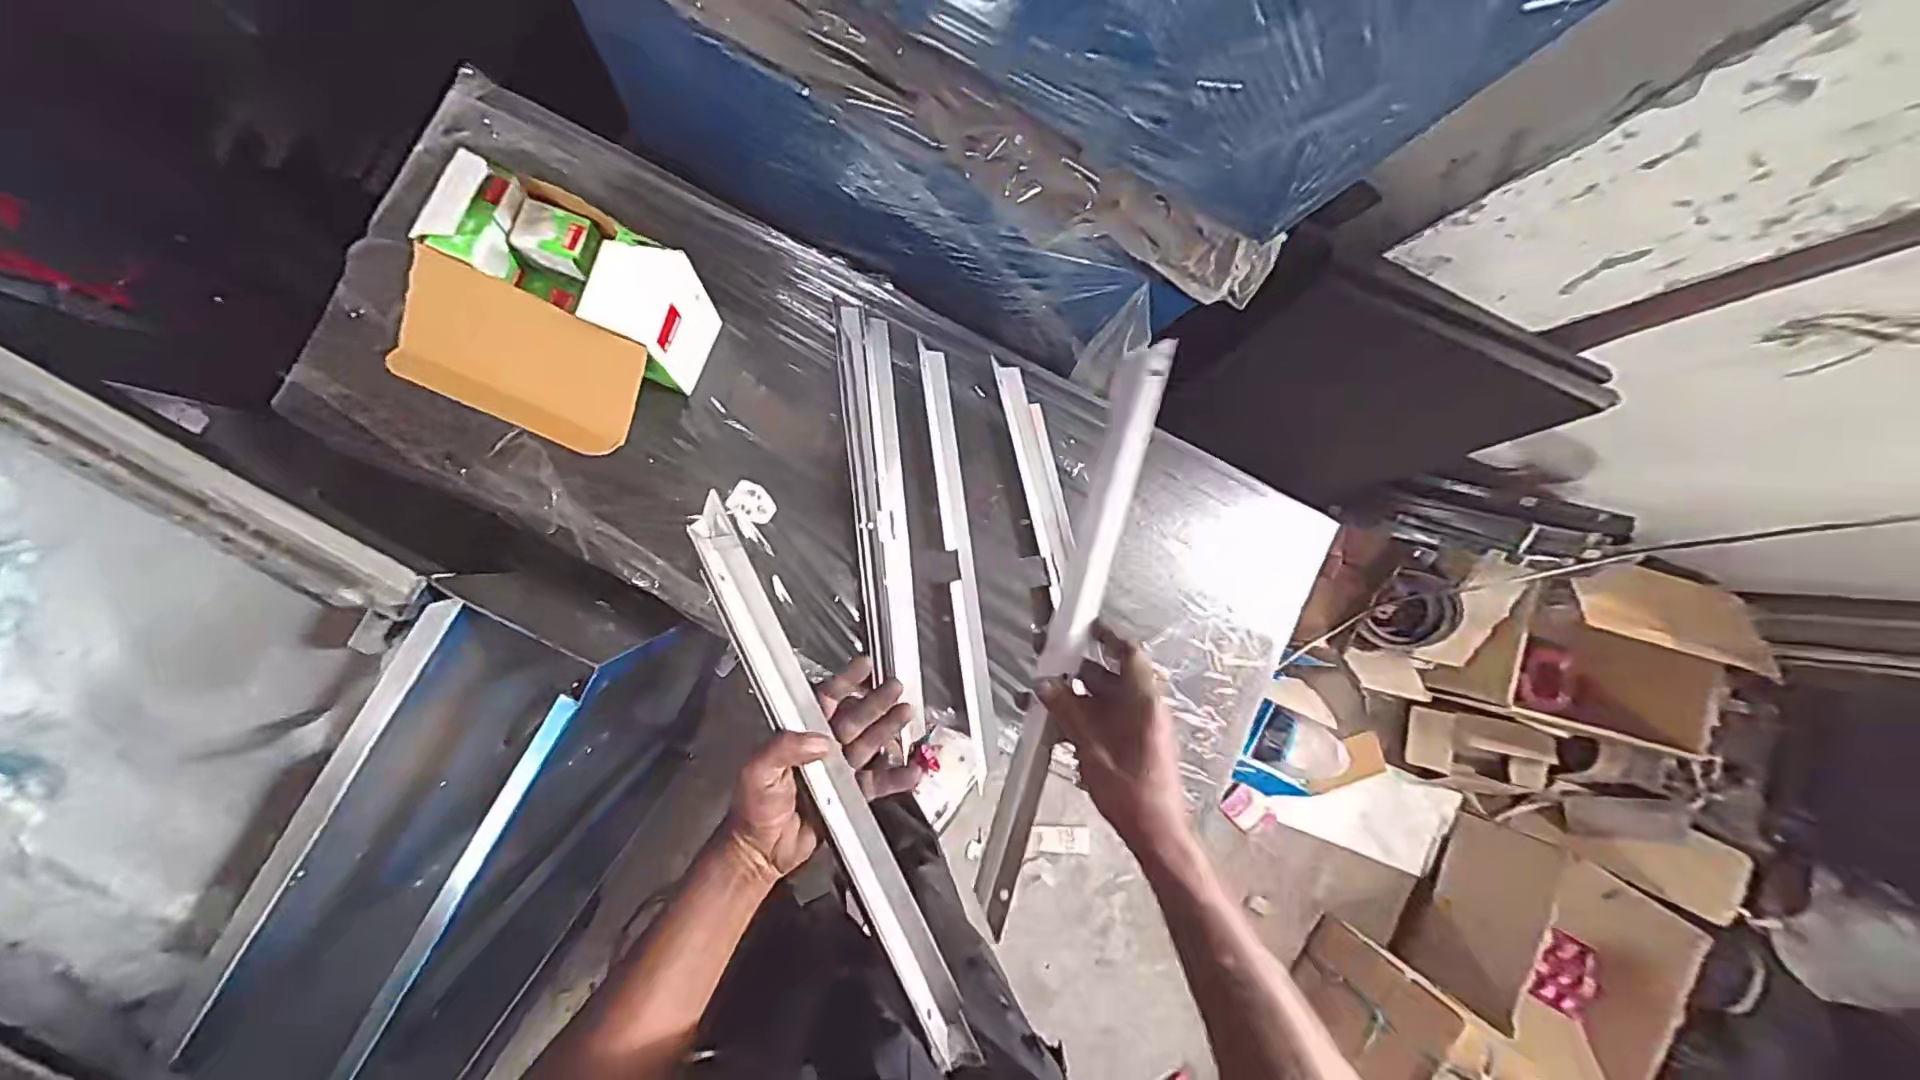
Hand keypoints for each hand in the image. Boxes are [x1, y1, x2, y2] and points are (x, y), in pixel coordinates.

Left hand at [722, 656, 925, 884]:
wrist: (761, 850)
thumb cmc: (753, 807)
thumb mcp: (758, 770)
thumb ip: (784, 748)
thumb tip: (821, 742)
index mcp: (800, 734)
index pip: (825, 700)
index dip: (846, 681)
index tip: (864, 666)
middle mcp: (823, 748)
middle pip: (855, 717)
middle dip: (876, 701)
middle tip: (896, 686)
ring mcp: (839, 771)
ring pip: (870, 744)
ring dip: (889, 729)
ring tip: (906, 713)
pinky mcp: (850, 796)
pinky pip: (877, 783)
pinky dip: (896, 778)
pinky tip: (912, 771)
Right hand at [1037, 625, 1190, 854]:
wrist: (1156, 834)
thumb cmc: (1132, 793)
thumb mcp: (1091, 749)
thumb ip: (1067, 713)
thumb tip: (1045, 686)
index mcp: (1144, 702)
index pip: (1129, 654)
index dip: (1107, 636)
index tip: (1085, 627)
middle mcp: (1145, 709)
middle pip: (1109, 675)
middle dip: (1076, 669)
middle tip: (1048, 664)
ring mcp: (1140, 727)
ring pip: (1103, 699)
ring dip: (1074, 696)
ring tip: (1043, 697)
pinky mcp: (1132, 744)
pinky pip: (1105, 719)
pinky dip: (1082, 717)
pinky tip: (1056, 724)